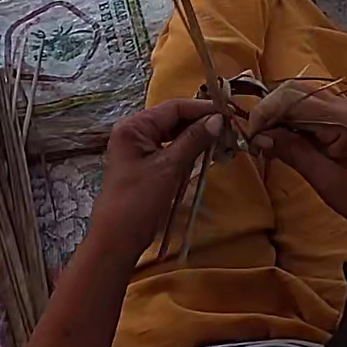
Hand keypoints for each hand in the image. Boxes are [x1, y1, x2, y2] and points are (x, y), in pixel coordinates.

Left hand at [85, 99, 222, 259]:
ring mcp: (137, 147)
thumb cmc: (139, 201)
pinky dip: (186, 149)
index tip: (229, 113)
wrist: (117, 238)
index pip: (173, 107)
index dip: (202, 108)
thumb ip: (193, 140)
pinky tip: (204, 152)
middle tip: (229, 128)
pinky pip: (169, 148)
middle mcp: (133, 131)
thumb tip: (217, 120)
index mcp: (134, 126)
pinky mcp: (144, 163)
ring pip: (172, 133)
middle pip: (173, 118)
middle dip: (200, 122)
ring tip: (222, 139)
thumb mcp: (169, 168)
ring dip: (196, 136)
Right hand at [254, 93, 346, 250]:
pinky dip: (298, 124)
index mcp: (345, 118)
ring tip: (268, 144)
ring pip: (306, 101)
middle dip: (271, 112)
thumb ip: (293, 152)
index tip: (249, 135)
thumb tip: (260, 136)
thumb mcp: (326, 180)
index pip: (292, 99)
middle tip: (255, 140)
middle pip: (297, 93)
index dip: (264, 112)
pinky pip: (318, 113)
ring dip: (283, 118)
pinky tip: (289, 145)